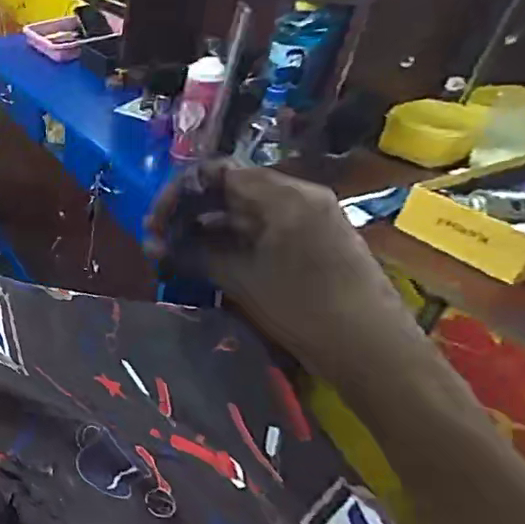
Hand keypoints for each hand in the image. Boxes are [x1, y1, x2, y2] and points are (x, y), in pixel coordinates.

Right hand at [143, 163, 422, 377]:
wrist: (371, 349)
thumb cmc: (304, 307)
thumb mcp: (240, 278)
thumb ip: (193, 254)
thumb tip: (153, 245)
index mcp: (286, 196)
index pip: (218, 173)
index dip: (178, 193)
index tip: (154, 222)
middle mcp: (298, 197)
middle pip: (228, 189)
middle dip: (186, 211)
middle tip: (155, 239)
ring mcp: (306, 220)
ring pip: (240, 211)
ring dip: (202, 228)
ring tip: (171, 252)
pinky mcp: (308, 242)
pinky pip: (258, 229)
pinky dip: (227, 240)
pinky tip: (200, 260)